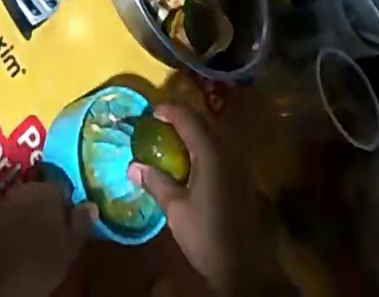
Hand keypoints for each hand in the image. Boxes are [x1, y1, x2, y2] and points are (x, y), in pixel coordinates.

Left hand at [0, 179, 94, 292]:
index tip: (67, 220)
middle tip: (48, 227)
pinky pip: (0, 214)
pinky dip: (3, 221)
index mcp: (51, 190)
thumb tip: (92, 206)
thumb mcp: (70, 246)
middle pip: (40, 192)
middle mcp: (28, 187)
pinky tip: (6, 235)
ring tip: (27, 232)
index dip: (66, 205)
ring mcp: (6, 199)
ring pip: (20, 201)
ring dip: (23, 212)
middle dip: (43, 206)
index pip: (63, 189)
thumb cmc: (41, 256)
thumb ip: (81, 223)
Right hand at [129, 104, 281, 296]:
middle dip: (181, 117)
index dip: (169, 110)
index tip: (151, 111)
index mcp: (210, 152)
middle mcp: (227, 150)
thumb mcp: (176, 210)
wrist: (246, 268)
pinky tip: (193, 160)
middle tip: (160, 123)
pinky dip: (205, 144)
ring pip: (214, 133)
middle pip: (203, 121)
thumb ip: (156, 183)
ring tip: (174, 138)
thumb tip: (132, 166)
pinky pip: (221, 147)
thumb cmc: (207, 235)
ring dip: (194, 130)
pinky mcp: (243, 176)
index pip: (188, 118)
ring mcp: (239, 162)